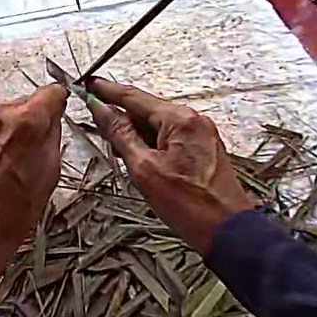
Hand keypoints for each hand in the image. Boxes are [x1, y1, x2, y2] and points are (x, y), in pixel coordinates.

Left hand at [0, 83, 67, 316]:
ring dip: (11, 127)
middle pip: (26, 101)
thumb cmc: (13, 209)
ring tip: (14, 159)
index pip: (51, 91)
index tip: (59, 106)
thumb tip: (54, 115)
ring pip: (5, 112)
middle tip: (36, 145)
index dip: (58, 101)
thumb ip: (53, 133)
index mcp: (27, 121)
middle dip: (33, 119)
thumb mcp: (52, 169)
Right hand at [87, 77, 254, 253]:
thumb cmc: (189, 204)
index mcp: (180, 119)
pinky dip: (151, 143)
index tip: (90, 84)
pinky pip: (169, 136)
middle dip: (121, 118)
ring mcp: (200, 134)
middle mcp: (193, 120)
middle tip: (99, 127)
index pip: (135, 97)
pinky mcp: (202, 148)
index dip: (108, 90)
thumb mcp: (143, 168)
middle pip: (146, 110)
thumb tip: (101, 110)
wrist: (227, 231)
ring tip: (120, 153)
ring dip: (135, 134)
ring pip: (157, 125)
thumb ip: (120, 134)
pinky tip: (140, 159)